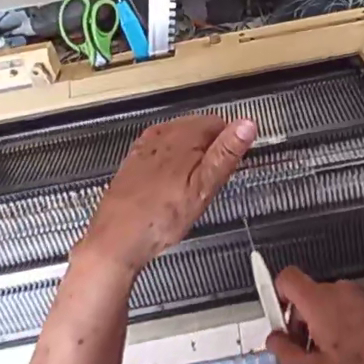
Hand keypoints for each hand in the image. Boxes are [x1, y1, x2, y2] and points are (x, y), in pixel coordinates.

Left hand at [73, 114, 255, 275]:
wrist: (116, 240)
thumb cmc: (159, 218)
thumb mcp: (204, 187)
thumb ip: (226, 153)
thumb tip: (246, 125)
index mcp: (182, 137)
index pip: (218, 122)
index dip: (230, 143)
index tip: (233, 161)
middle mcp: (161, 136)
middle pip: (197, 129)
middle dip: (210, 148)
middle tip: (215, 178)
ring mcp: (145, 149)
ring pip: (178, 141)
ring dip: (190, 155)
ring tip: (194, 183)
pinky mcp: (133, 163)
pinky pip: (160, 153)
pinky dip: (171, 163)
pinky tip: (171, 181)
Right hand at [266, 267, 363, 363]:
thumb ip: (285, 355)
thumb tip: (274, 341)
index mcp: (321, 301)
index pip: (286, 278)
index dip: (276, 298)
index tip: (278, 324)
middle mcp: (340, 291)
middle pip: (306, 299)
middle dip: (299, 328)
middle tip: (304, 361)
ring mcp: (360, 298)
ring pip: (326, 309)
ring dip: (320, 335)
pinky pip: (346, 314)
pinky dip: (340, 334)